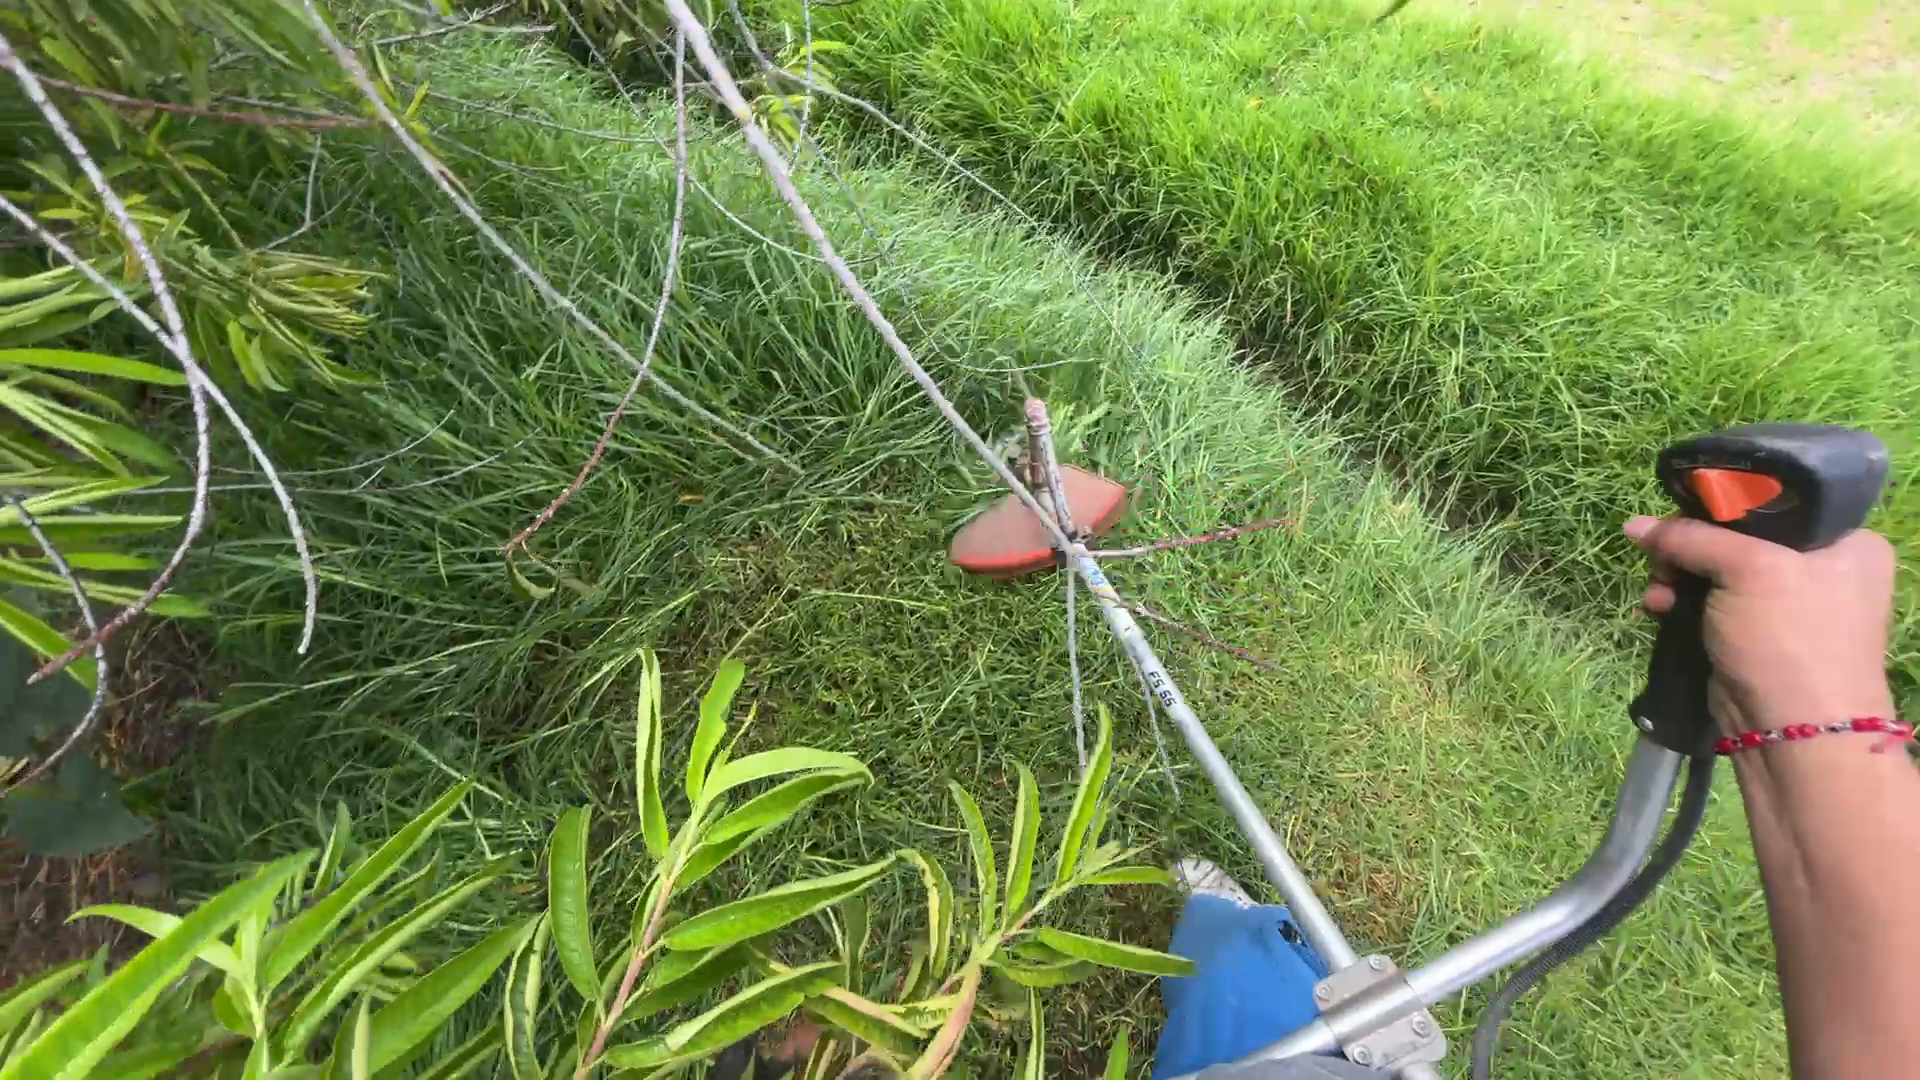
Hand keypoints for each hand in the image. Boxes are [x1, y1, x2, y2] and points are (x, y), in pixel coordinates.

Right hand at [1625, 516, 1896, 734]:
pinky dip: (1674, 601)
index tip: (1683, 528)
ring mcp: (1781, 599)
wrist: (1791, 723)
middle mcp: (1817, 565)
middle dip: (1683, 551)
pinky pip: (1699, 596)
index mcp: (1843, 541)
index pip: (1767, 503)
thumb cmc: (1788, 637)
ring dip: (1670, 578)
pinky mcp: (1747, 625)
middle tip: (1664, 569)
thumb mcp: (1746, 571)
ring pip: (1704, 567)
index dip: (1716, 509)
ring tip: (1658, 599)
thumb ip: (1690, 538)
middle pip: (1727, 535)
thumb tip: (1634, 525)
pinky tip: (1658, 611)